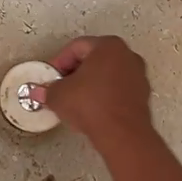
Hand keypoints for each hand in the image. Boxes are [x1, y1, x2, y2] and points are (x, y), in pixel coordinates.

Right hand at [29, 36, 154, 150]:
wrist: (121, 134)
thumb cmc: (93, 105)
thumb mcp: (59, 95)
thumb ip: (47, 90)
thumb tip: (39, 92)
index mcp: (108, 46)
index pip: (77, 47)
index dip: (59, 62)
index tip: (52, 76)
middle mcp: (127, 56)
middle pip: (94, 59)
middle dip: (75, 73)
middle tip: (61, 86)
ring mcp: (138, 76)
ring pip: (107, 75)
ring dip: (90, 85)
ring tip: (75, 101)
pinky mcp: (142, 97)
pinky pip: (117, 91)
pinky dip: (104, 97)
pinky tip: (92, 111)